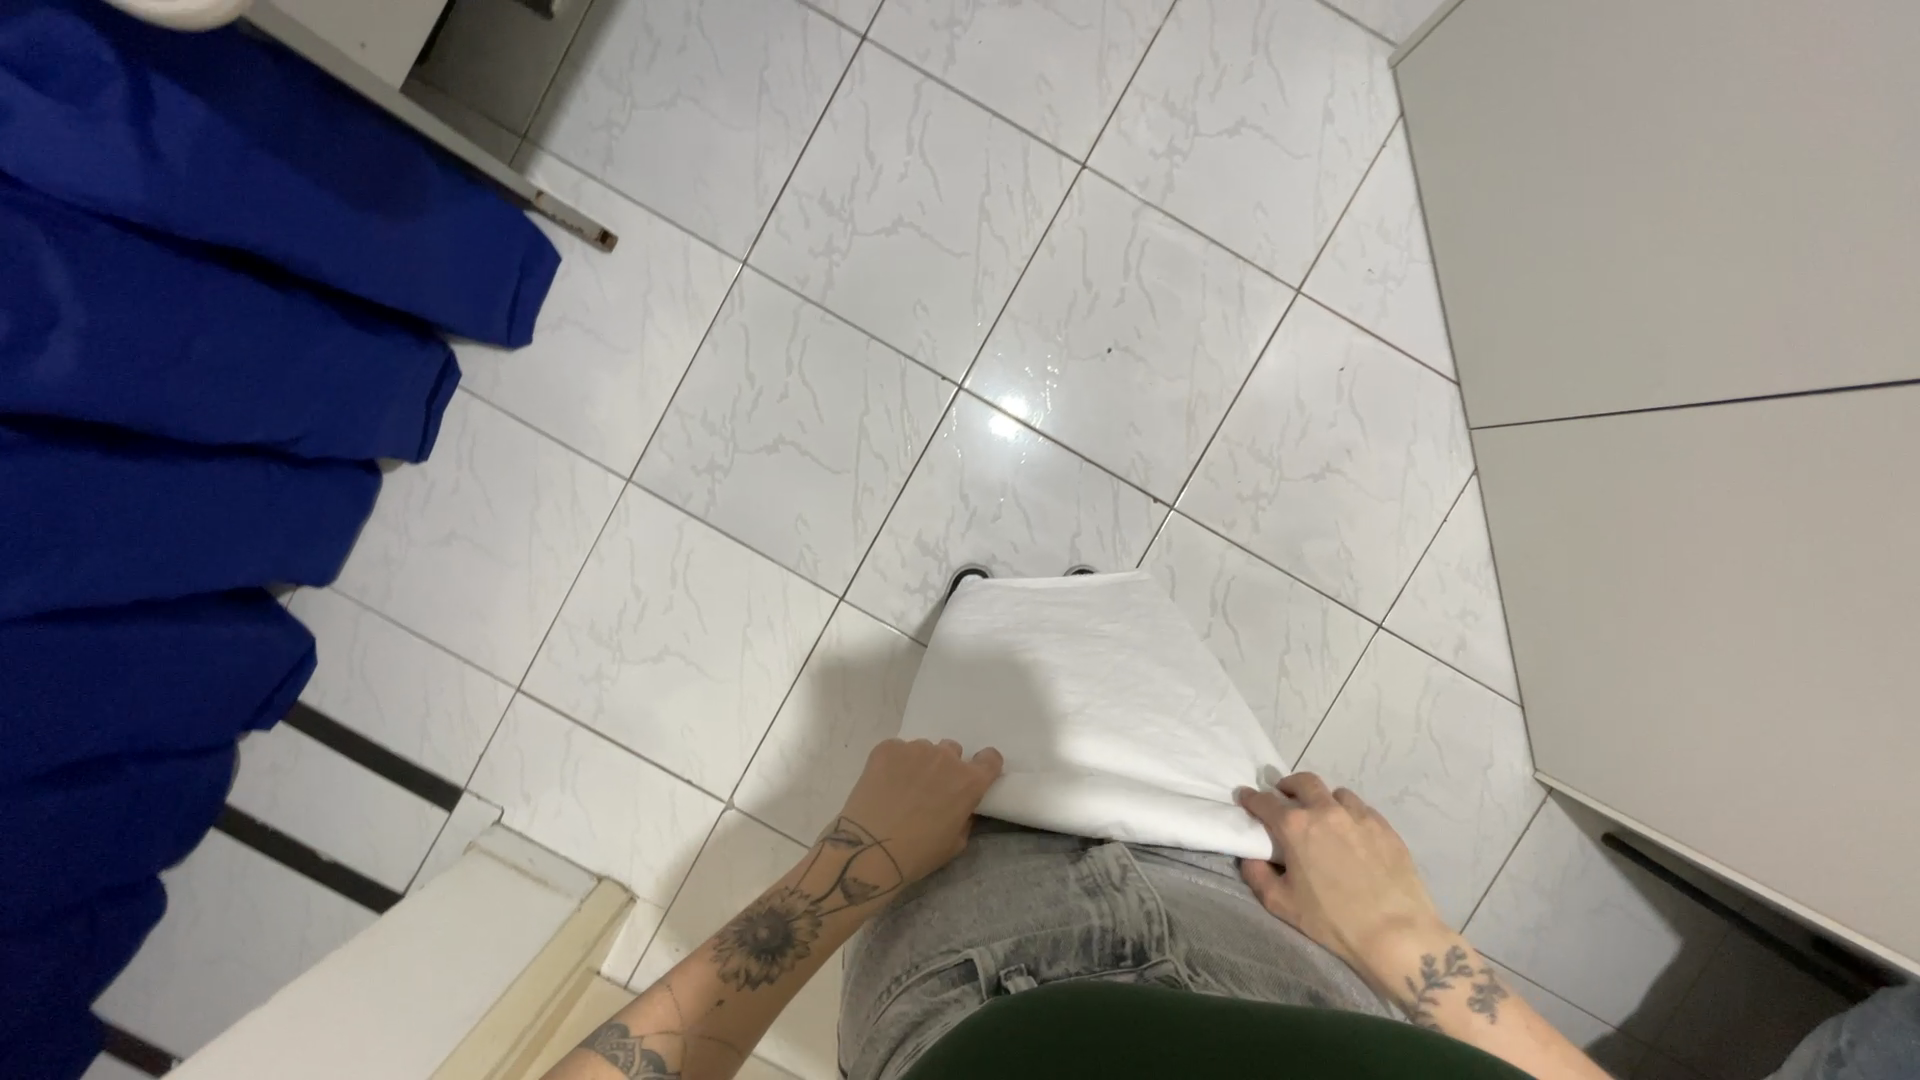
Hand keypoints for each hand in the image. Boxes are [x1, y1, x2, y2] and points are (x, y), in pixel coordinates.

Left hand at [834, 738, 1002, 887]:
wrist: (870, 848)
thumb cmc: (918, 854)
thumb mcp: (954, 844)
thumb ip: (964, 818)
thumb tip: (960, 807)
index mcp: (969, 781)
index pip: (990, 758)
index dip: (984, 765)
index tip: (974, 775)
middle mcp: (946, 758)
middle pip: (952, 751)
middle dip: (945, 767)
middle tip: (928, 790)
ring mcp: (915, 749)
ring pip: (923, 750)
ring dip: (918, 764)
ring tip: (901, 789)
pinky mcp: (887, 748)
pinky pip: (896, 750)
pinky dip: (893, 763)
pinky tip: (882, 785)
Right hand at [1236, 772, 1451, 990]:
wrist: (1396, 934)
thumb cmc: (1333, 920)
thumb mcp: (1281, 904)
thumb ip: (1257, 876)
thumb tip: (1250, 857)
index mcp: (1295, 826)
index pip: (1264, 801)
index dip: (1250, 797)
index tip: (1245, 797)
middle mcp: (1325, 811)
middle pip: (1303, 782)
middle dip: (1288, 786)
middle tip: (1285, 798)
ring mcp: (1359, 816)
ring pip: (1336, 793)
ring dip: (1323, 800)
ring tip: (1324, 817)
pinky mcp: (1385, 828)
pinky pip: (1362, 809)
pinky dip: (1351, 814)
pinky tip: (1353, 834)